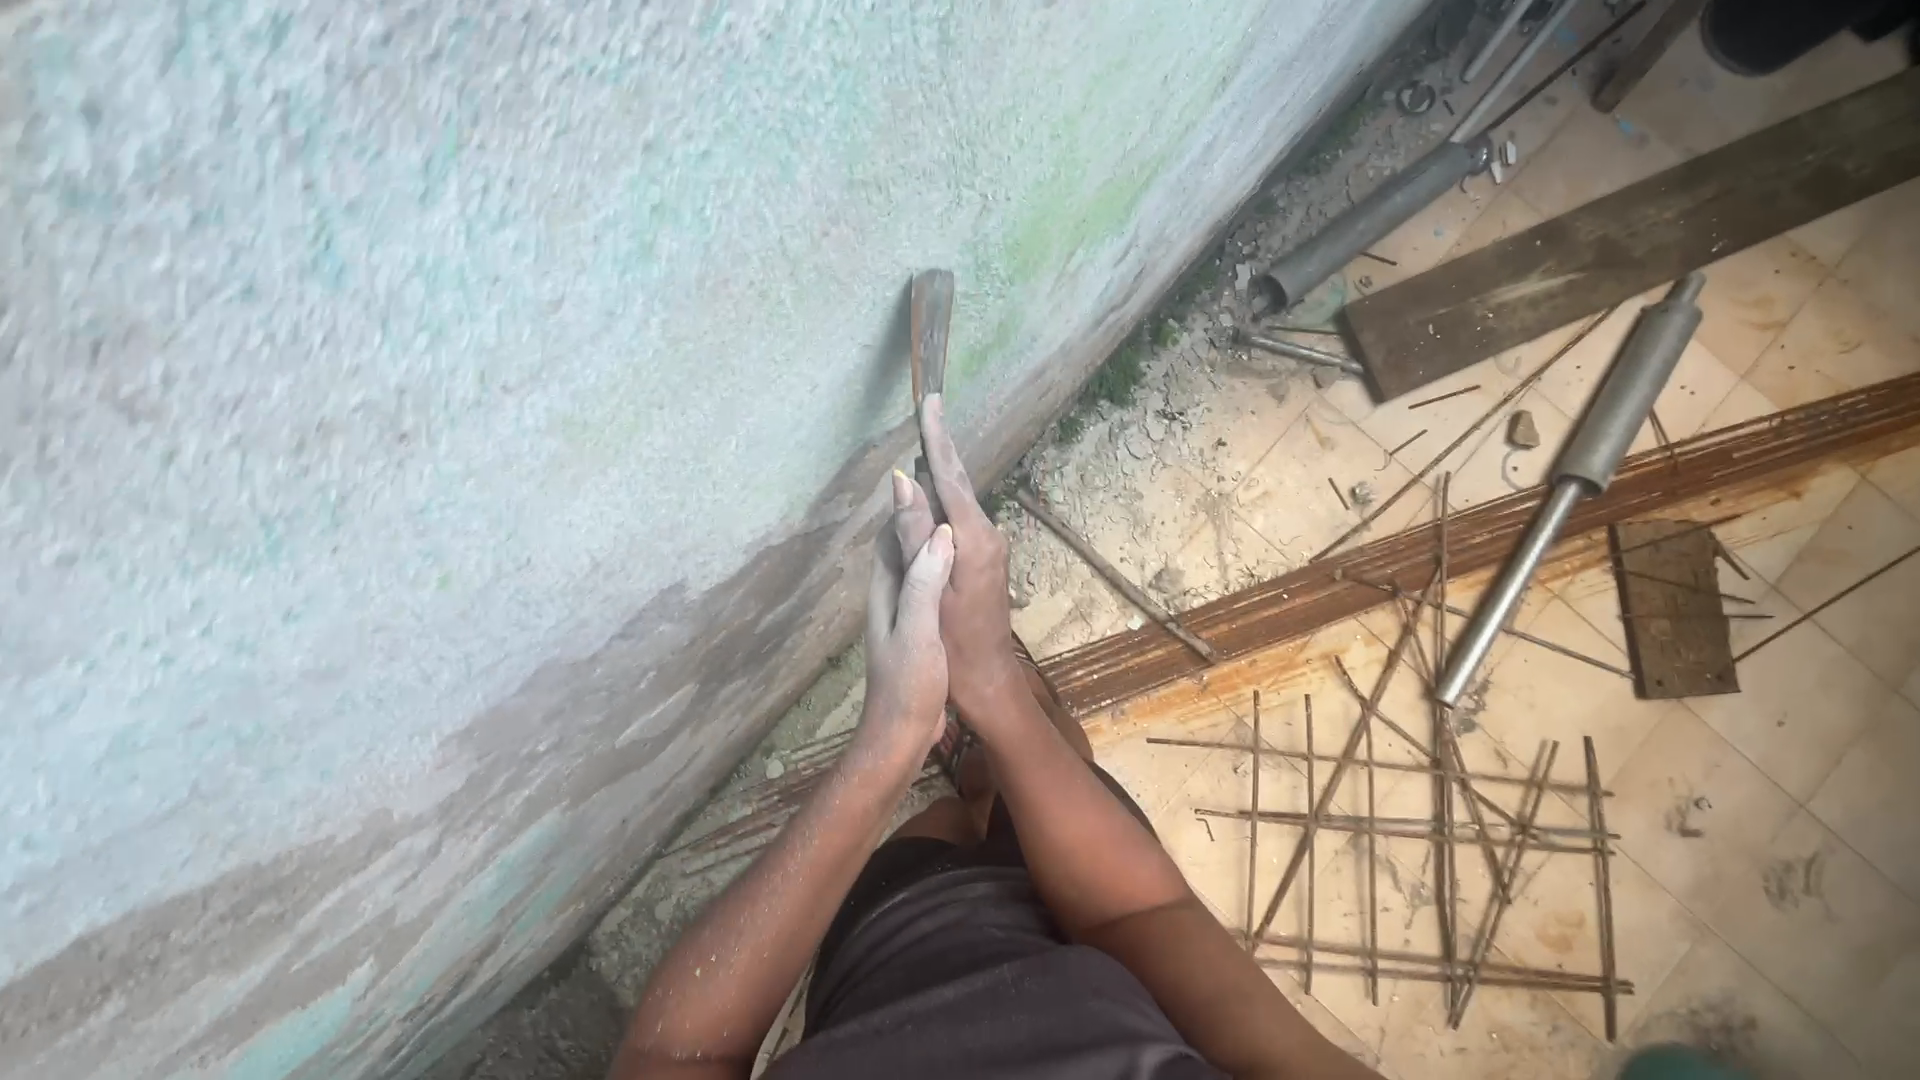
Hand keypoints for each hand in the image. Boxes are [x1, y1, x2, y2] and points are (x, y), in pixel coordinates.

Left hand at [858, 473, 954, 761]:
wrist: (900, 736)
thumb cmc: (908, 684)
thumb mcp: (918, 630)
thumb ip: (924, 581)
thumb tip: (940, 529)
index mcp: (886, 589)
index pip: (893, 532)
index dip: (907, 501)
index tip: (925, 466)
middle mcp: (890, 594)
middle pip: (901, 542)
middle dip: (918, 511)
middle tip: (945, 480)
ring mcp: (903, 613)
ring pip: (915, 563)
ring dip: (930, 536)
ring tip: (957, 512)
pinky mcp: (918, 630)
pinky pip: (927, 585)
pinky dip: (942, 565)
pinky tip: (962, 567)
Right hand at [917, 394, 1027, 728]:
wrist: (990, 682)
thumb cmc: (953, 646)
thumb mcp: (928, 590)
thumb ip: (916, 536)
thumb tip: (903, 482)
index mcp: (975, 541)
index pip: (952, 478)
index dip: (937, 439)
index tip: (931, 401)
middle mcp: (989, 536)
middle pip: (959, 482)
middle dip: (941, 446)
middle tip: (929, 405)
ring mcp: (991, 548)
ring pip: (960, 501)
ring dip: (941, 472)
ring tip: (922, 438)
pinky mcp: (986, 560)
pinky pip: (961, 518)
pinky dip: (944, 500)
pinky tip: (929, 493)